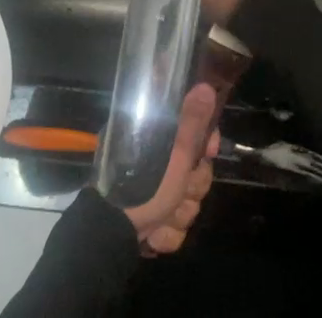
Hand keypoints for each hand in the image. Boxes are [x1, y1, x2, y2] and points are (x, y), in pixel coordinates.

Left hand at [123, 83, 220, 254]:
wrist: (114, 234)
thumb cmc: (144, 186)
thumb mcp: (173, 153)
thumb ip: (192, 123)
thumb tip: (205, 86)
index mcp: (153, 138)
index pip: (194, 133)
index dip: (205, 144)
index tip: (207, 153)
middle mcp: (152, 161)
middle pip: (195, 172)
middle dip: (190, 189)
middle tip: (178, 191)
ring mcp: (152, 190)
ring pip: (187, 200)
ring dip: (178, 214)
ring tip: (162, 215)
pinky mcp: (151, 218)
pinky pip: (175, 224)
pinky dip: (167, 232)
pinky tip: (155, 231)